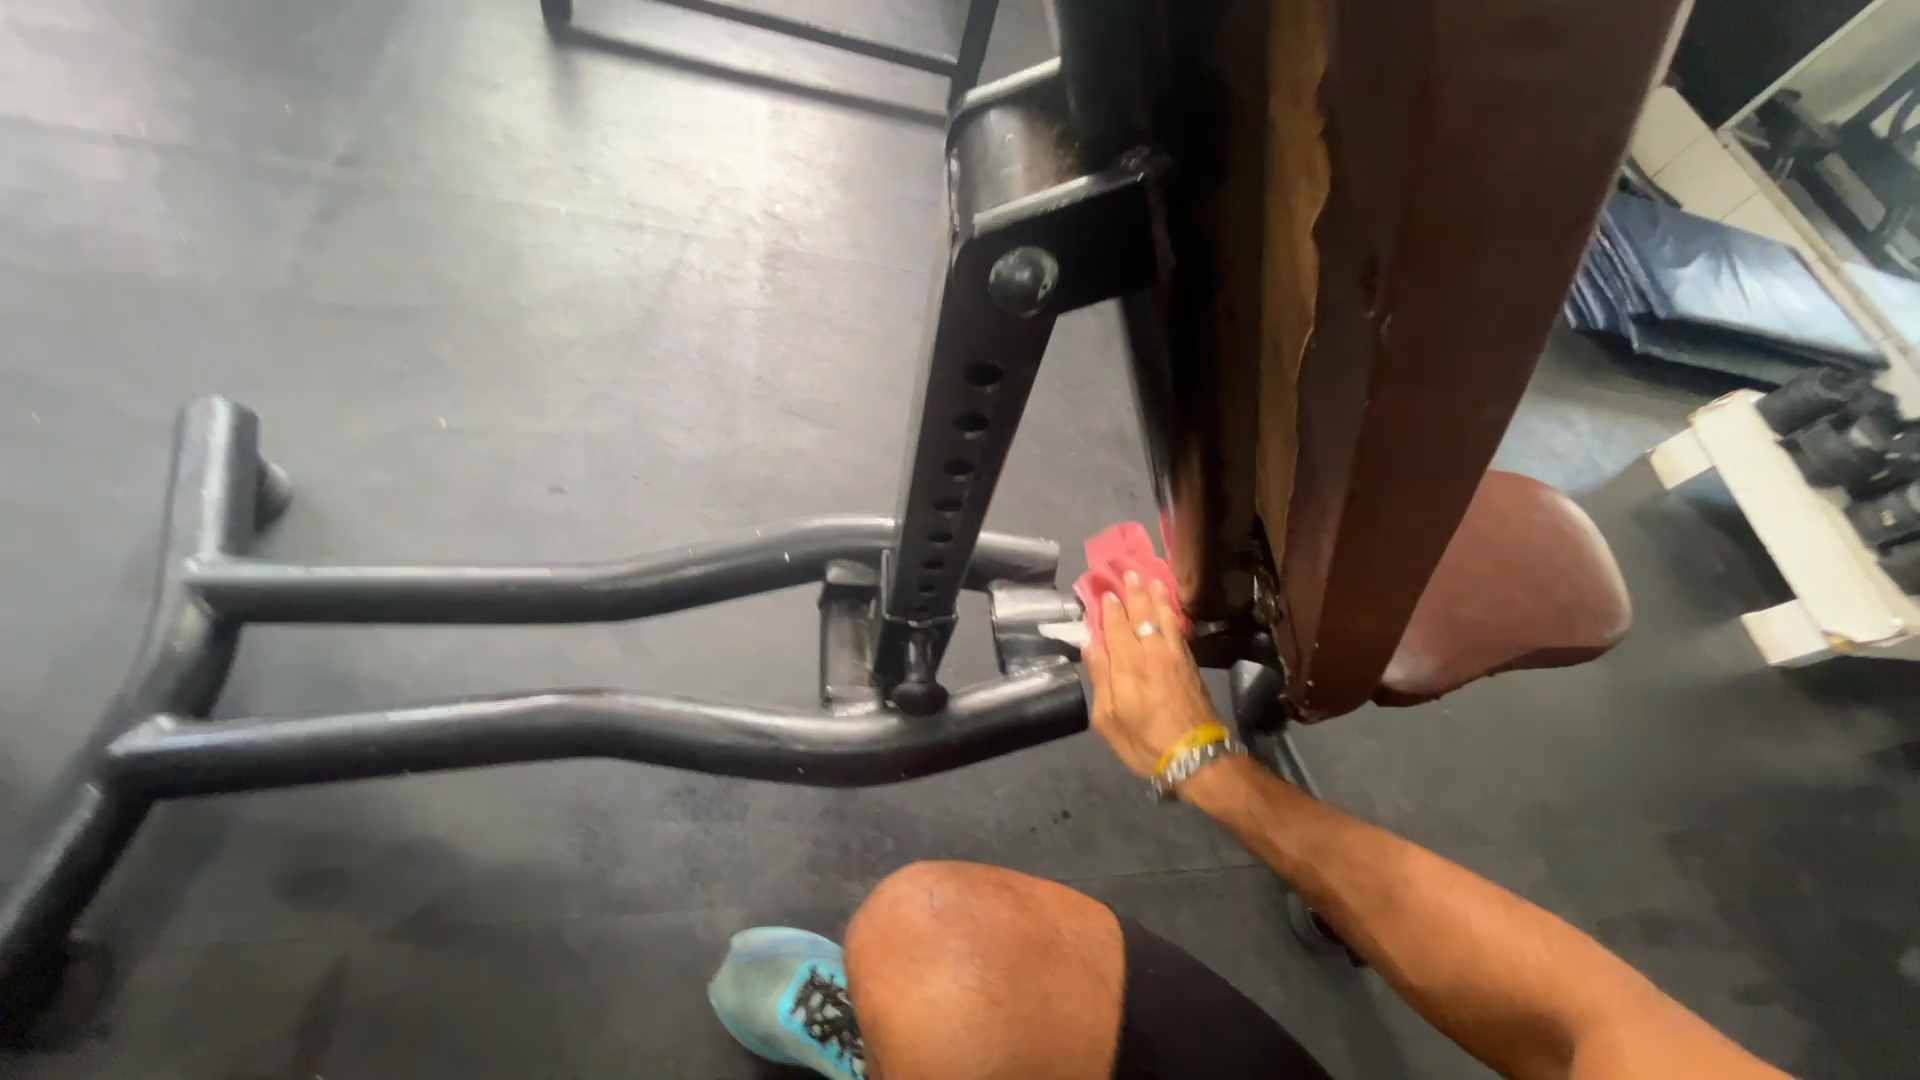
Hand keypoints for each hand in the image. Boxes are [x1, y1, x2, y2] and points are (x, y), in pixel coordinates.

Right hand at [1083, 570, 1218, 777]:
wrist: (1196, 755)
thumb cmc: (1143, 740)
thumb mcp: (1108, 717)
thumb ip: (1100, 676)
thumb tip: (1090, 644)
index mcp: (1127, 663)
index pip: (1116, 625)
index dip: (1110, 607)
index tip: (1104, 591)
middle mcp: (1151, 651)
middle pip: (1142, 614)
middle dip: (1134, 592)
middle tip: (1128, 572)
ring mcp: (1175, 655)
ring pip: (1164, 617)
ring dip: (1156, 597)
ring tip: (1152, 580)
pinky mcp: (1191, 664)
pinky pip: (1178, 628)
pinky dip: (1172, 613)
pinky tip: (1170, 608)